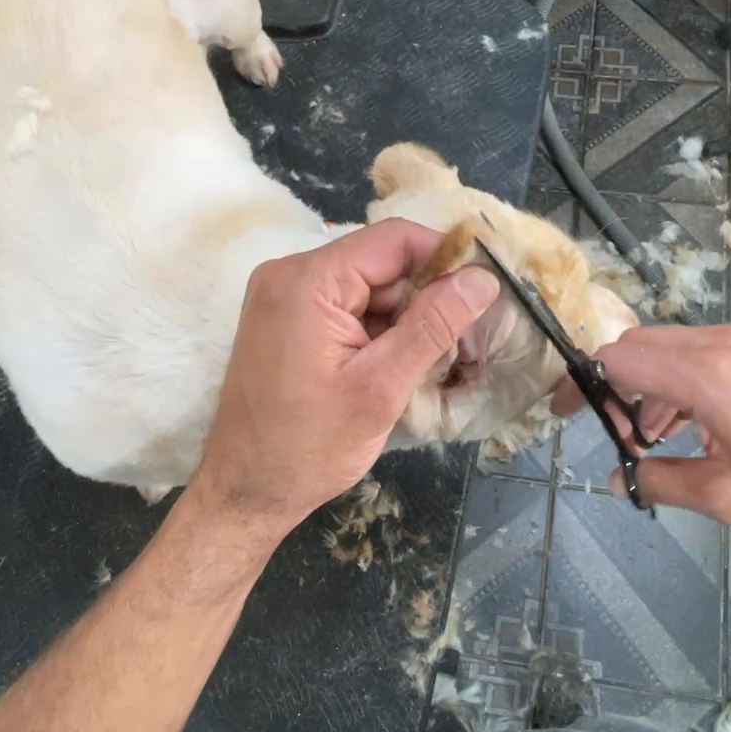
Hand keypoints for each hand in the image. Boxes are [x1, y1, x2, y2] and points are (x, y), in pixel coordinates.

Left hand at [190, 219, 500, 539]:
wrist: (245, 492)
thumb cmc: (310, 447)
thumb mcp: (381, 387)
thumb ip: (434, 326)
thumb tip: (483, 278)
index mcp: (308, 280)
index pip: (394, 239)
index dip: (445, 258)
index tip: (484, 291)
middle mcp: (290, 273)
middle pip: (382, 263)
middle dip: (425, 298)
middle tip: (457, 345)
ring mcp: (285, 296)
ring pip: (369, 288)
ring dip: (403, 321)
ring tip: (423, 367)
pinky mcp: (288, 320)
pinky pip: (348, 307)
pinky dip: (377, 332)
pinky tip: (391, 369)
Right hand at [556, 325, 730, 538]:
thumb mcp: (725, 497)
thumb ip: (659, 483)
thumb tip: (614, 481)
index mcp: (705, 375)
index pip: (617, 356)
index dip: (583, 382)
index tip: (569, 414)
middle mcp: (720, 344)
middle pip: (638, 345)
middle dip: (615, 386)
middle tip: (621, 436)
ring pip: (668, 348)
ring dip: (647, 385)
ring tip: (655, 437)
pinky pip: (700, 352)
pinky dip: (678, 380)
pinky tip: (694, 425)